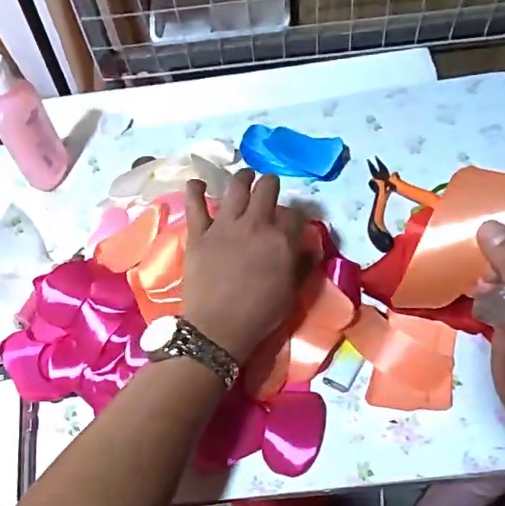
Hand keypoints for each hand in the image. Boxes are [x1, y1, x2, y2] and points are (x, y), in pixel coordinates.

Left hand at [181, 170, 306, 357]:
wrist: (219, 328)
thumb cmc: (261, 314)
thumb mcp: (291, 292)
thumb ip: (301, 265)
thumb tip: (309, 248)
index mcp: (281, 240)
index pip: (294, 214)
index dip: (296, 215)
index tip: (292, 222)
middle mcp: (256, 224)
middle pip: (267, 189)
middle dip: (271, 184)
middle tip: (269, 187)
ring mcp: (225, 225)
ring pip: (236, 187)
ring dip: (243, 178)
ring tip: (244, 177)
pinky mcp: (199, 232)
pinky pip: (195, 203)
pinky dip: (196, 190)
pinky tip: (198, 184)